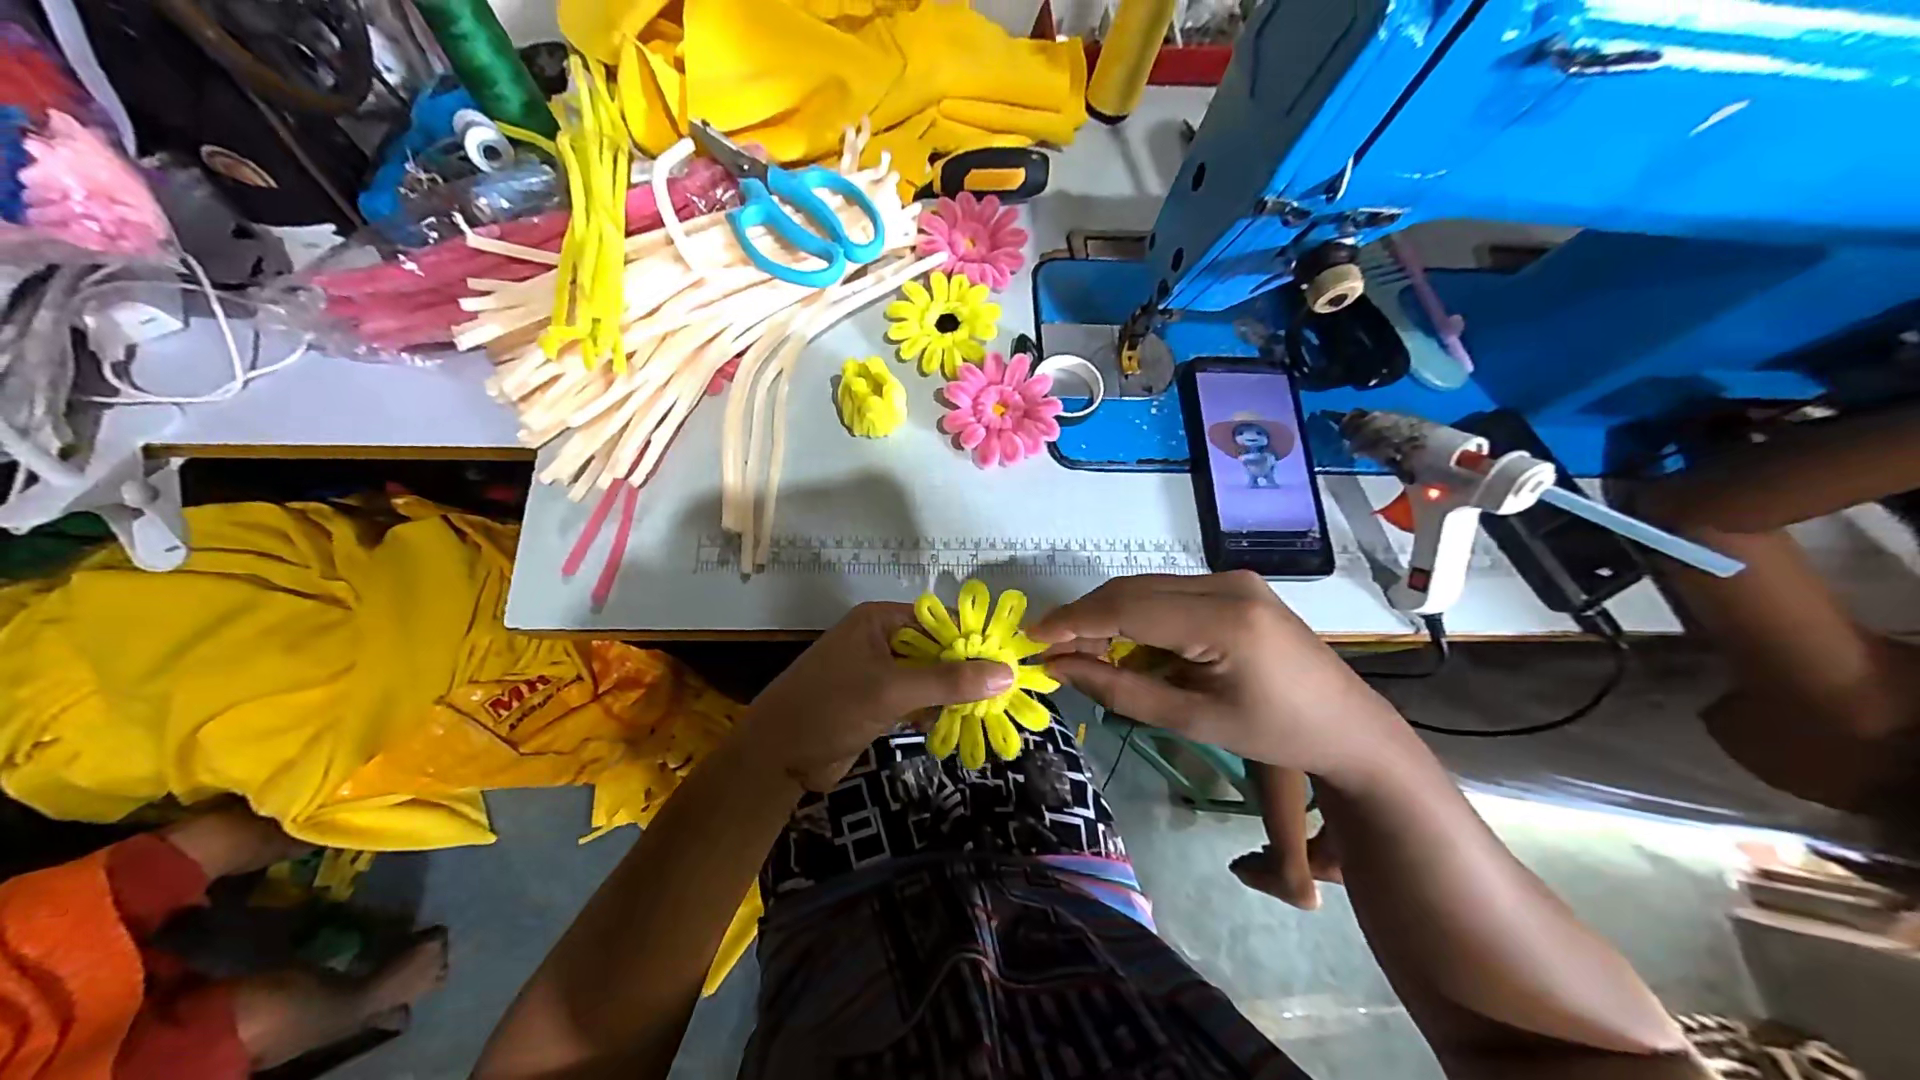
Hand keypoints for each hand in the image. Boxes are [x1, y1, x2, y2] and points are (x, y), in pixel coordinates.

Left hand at [739, 601, 1014, 790]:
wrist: (777, 758)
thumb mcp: (892, 689)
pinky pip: (918, 700)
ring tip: (999, 709)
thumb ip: (949, 680)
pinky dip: (939, 711)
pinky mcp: (878, 704)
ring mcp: (879, 674)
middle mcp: (882, 641)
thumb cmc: (831, 707)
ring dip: (957, 694)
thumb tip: (1006, 672)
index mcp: (880, 621)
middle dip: (970, 669)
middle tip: (1012, 689)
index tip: (1011, 658)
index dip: (974, 637)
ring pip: (930, 678)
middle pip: (938, 649)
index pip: (939, 619)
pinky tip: (967, 723)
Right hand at [1030, 572, 1406, 783]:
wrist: (1349, 726)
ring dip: (1109, 617)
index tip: (1031, 639)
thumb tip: (1058, 667)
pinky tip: (1126, 646)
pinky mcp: (1235, 586)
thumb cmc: (1275, 734)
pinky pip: (1169, 594)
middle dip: (1085, 619)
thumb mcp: (1192, 719)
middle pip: (1132, 590)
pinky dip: (1138, 617)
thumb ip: (1119, 689)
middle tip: (1050, 653)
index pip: (1127, 607)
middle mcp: (1227, 583)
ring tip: (1082, 654)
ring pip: (1146, 588)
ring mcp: (1233, 579)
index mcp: (1224, 619)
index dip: (1072, 621)